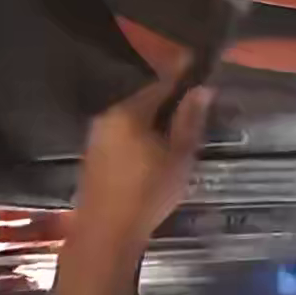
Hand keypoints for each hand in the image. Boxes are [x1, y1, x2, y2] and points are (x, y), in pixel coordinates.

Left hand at [72, 78, 211, 254]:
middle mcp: (108, 117)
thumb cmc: (148, 193)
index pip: (161, 84)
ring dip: (154, 118)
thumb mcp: (179, 156)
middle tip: (192, 103)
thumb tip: (202, 88)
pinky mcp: (93, 154)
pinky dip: (140, 133)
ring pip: (132, 117)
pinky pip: (122, 132)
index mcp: (129, 113)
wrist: (105, 236)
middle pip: (144, 100)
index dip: (180, 73)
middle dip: (168, 100)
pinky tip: (154, 148)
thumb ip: (189, 120)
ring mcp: (96, 136)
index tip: (194, 58)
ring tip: (177, 128)